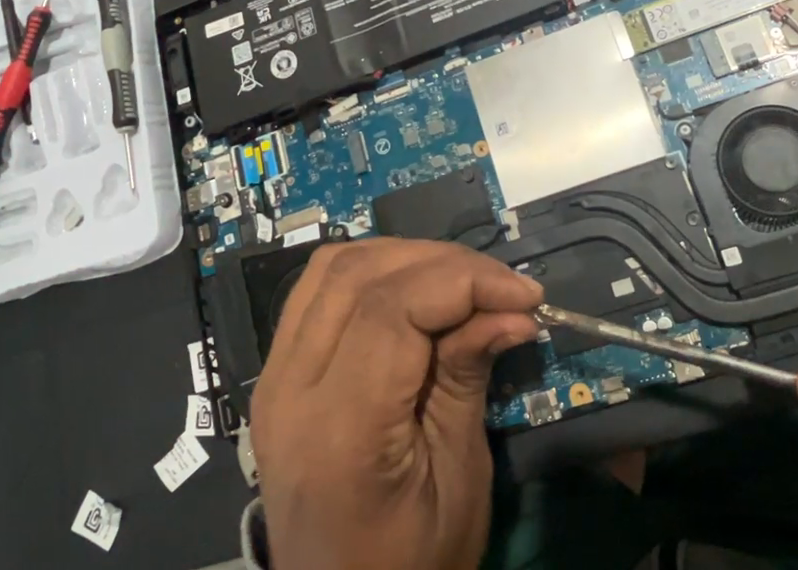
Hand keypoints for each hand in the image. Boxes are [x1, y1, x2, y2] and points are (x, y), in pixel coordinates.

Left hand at [252, 238, 542, 569]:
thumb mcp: (457, 479)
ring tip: (463, 281)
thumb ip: (467, 377)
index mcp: (340, 429)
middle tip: (502, 287)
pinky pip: (317, 289)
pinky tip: (414, 288)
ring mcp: (273, 375)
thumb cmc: (411, 558)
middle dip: (442, 262)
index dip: (464, 282)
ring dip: (405, 256)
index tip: (524, 294)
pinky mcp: (275, 370)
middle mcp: (291, 388)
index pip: (391, 309)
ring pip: (333, 267)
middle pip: (359, 275)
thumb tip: (512, 309)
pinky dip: (371, 270)